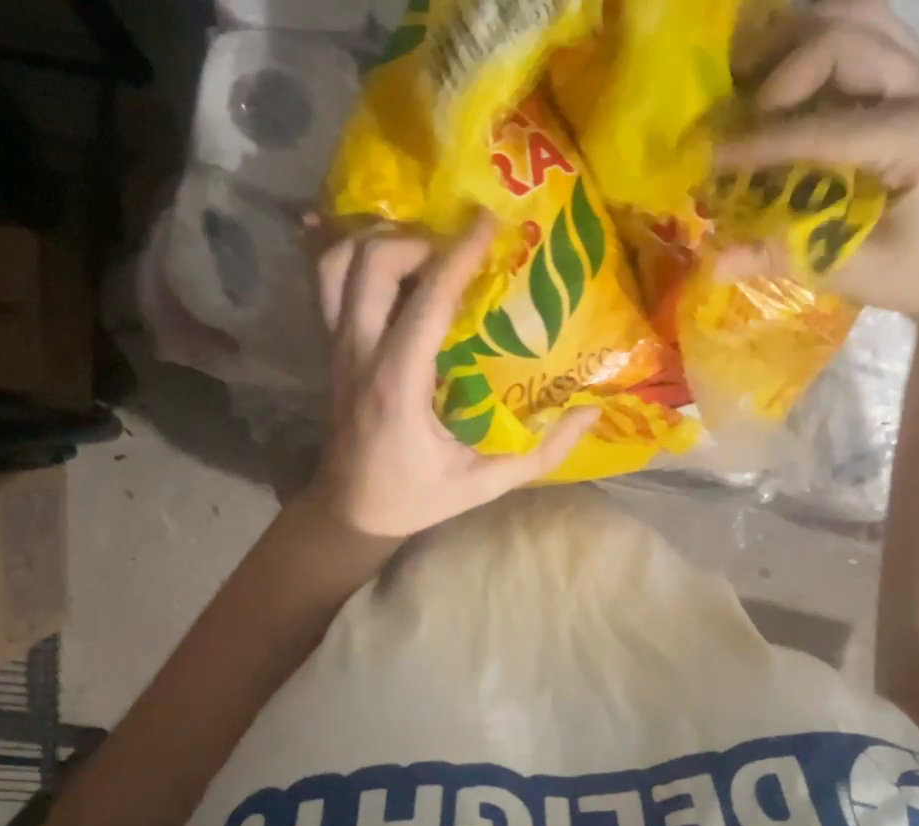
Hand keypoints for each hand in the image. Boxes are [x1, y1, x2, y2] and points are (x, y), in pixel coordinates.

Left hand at [304, 215, 598, 538]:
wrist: (349, 512)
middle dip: (417, 241)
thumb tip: (591, 413)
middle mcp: (359, 355)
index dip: (459, 254)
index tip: (490, 221)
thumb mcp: (486, 485)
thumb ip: (543, 453)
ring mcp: (336, 349)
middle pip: (370, 264)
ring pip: (336, 265)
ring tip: (422, 252)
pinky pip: (327, 285)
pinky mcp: (329, 349)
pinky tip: (387, 258)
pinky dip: (352, 258)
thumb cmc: (416, 498)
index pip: (427, 301)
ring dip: (379, 244)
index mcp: (398, 385)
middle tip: (456, 250)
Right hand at [717, 0, 918, 342]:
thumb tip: (712, 261)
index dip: (757, 143)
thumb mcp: (851, 270)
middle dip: (780, 70)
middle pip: (843, 36)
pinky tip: (789, 87)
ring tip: (758, 85)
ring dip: (802, 42)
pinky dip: (821, 48)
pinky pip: (868, 36)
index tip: (710, 160)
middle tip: (740, 113)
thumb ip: (781, 256)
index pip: (819, 126)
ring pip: (860, 18)